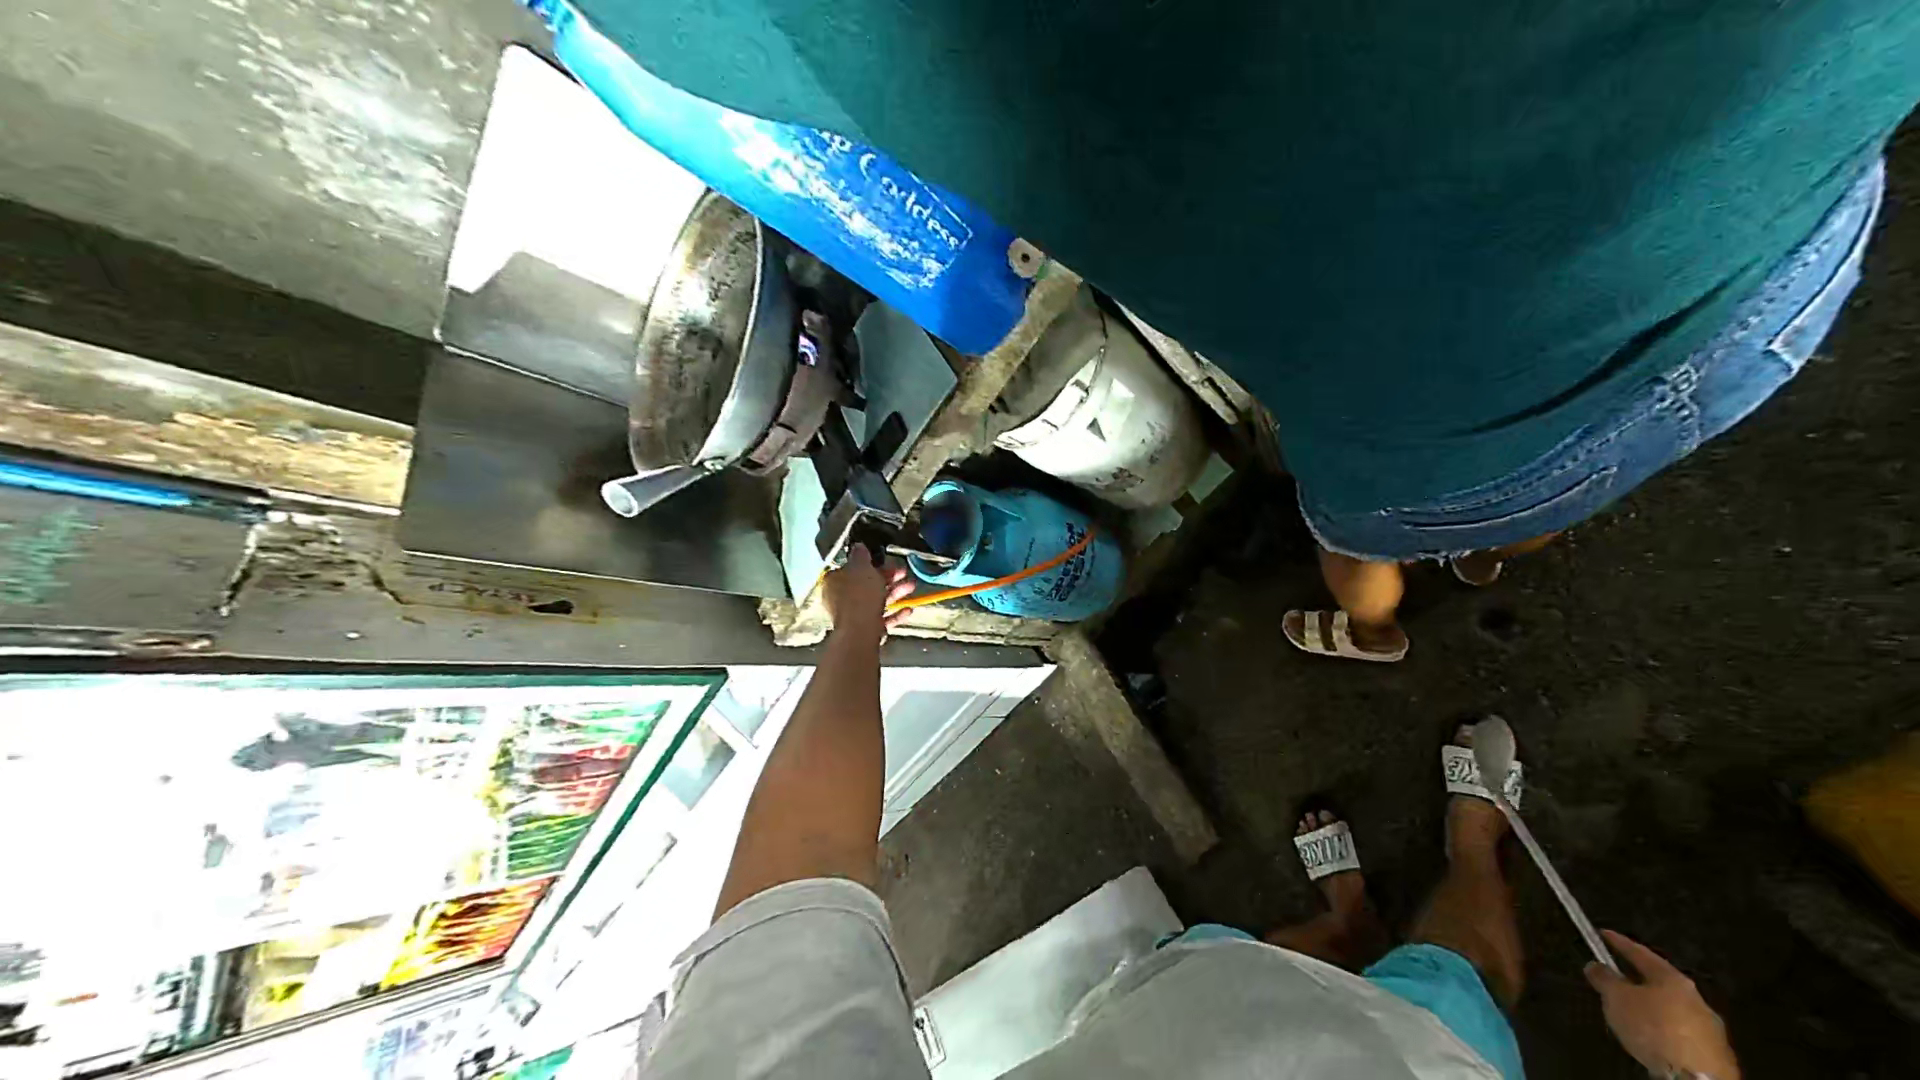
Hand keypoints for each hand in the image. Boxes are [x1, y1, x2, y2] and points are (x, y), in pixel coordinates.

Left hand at [822, 545, 914, 637]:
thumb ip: (861, 555)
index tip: (886, 561)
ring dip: (895, 593)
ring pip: (876, 601)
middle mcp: (839, 599)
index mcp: (833, 581)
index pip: (851, 568)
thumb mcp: (861, 566)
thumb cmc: (859, 593)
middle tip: (904, 572)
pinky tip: (908, 609)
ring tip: (912, 587)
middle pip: (866, 585)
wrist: (861, 630)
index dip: (870, 563)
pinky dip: (895, 613)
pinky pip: (881, 619)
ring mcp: (852, 616)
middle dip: (888, 578)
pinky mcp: (865, 631)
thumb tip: (859, 546)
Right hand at [1586, 929, 1739, 1078]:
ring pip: (1672, 1007)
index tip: (1602, 933)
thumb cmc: (1652, 1027)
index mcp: (1673, 979)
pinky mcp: (1715, 1053)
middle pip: (1659, 982)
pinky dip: (1662, 1026)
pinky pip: (1680, 1029)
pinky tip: (1650, 1034)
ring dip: (1651, 1005)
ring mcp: (1710, 1028)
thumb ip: (1604, 978)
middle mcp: (1696, 999)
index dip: (1619, 942)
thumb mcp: (1615, 997)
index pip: (1640, 953)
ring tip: (1629, 1009)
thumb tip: (1597, 966)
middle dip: (1636, 978)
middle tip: (1614, 975)